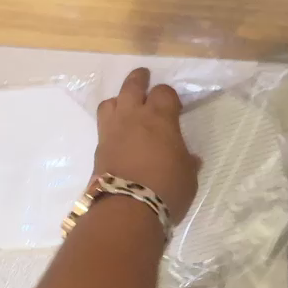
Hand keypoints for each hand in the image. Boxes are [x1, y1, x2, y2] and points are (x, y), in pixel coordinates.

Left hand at [94, 68, 200, 214]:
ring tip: (124, 105)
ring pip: (111, 102)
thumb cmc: (167, 189)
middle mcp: (133, 117)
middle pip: (132, 86)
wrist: (127, 210)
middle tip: (143, 77)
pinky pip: (103, 126)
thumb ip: (187, 162)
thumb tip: (189, 158)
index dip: (170, 96)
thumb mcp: (188, 177)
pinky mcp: (98, 149)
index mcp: (160, 117)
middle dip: (139, 80)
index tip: (175, 106)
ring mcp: (112, 131)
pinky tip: (118, 134)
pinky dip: (111, 125)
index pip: (164, 93)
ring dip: (119, 99)